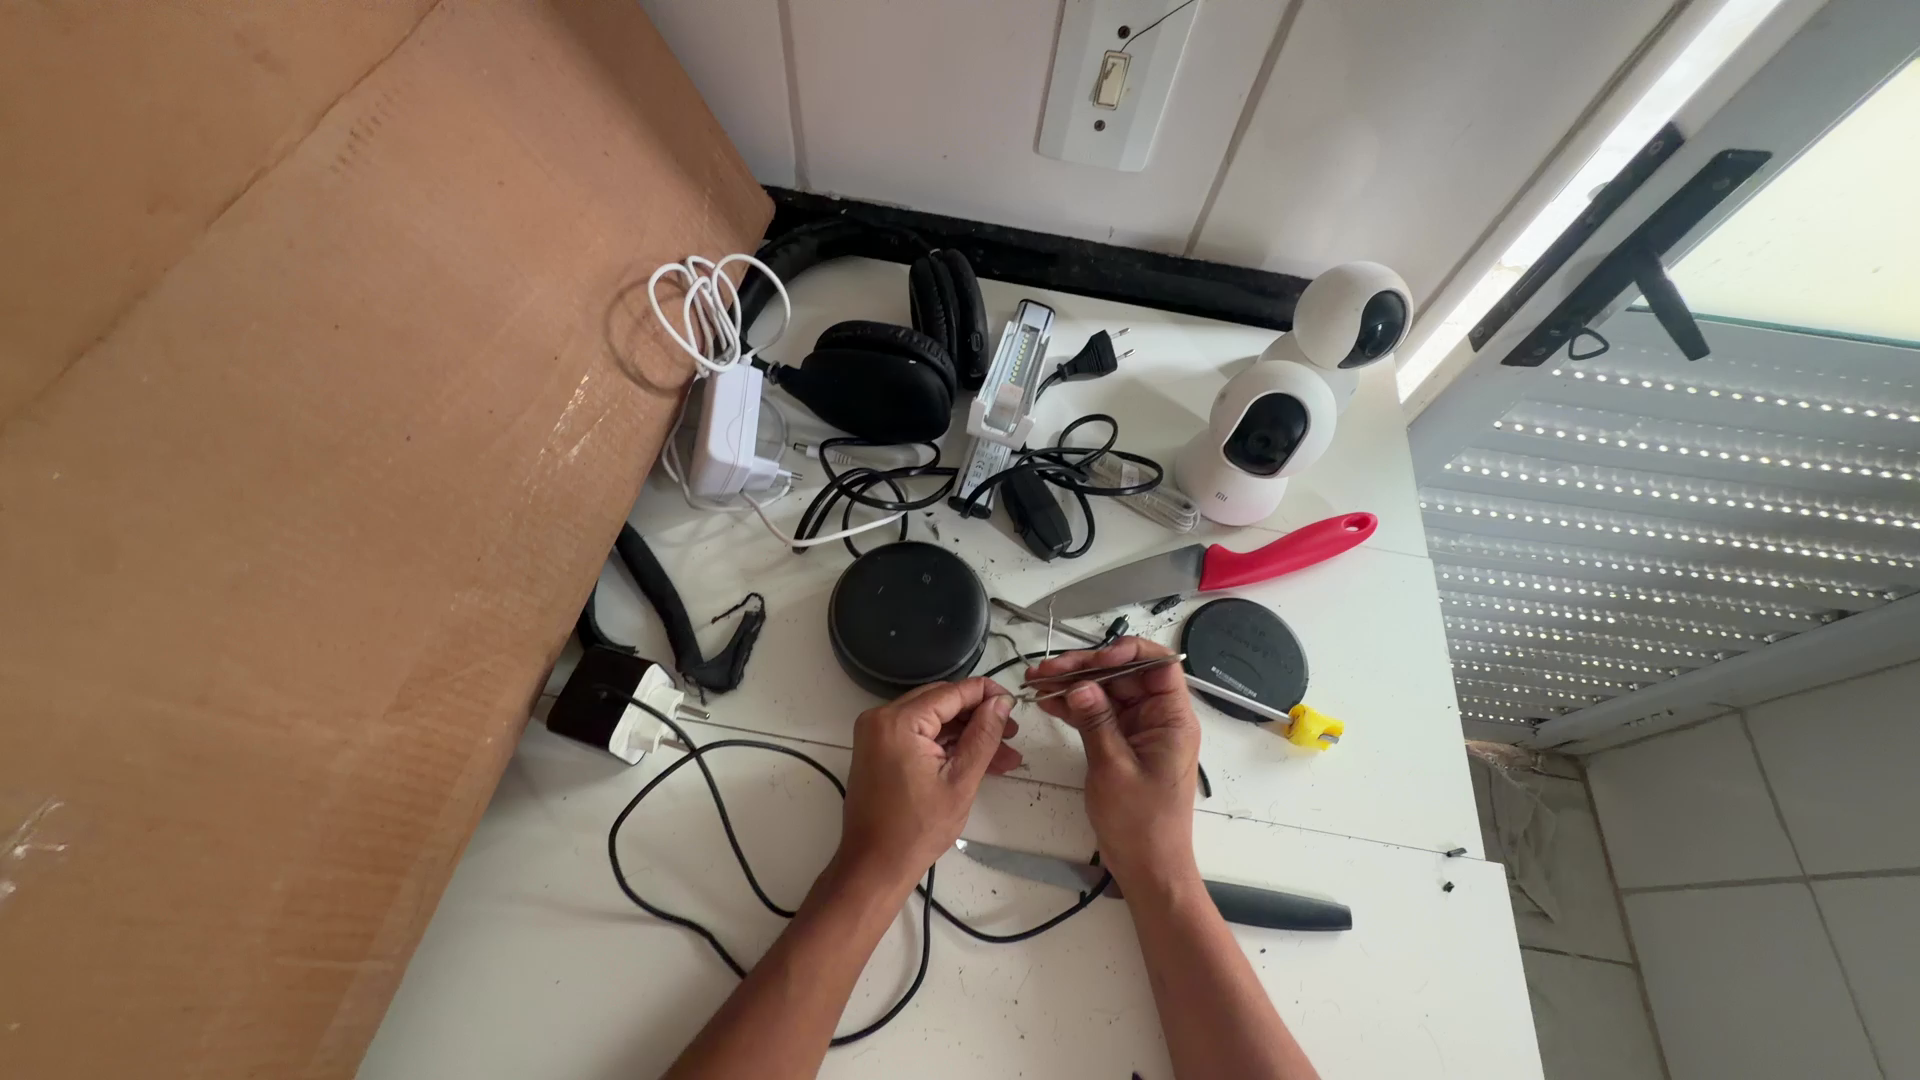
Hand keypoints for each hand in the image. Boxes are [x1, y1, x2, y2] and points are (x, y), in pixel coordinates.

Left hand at [837, 678, 1021, 890]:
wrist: (874, 865)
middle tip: (1012, 734)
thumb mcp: (960, 781)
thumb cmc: (917, 829)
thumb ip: (983, 736)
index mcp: (899, 721)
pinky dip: (945, 745)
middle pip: (942, 702)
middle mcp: (882, 718)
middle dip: (979, 717)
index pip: (952, 692)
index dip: (987, 694)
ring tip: (1003, 755)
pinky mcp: (878, 748)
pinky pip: (918, 735)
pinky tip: (976, 760)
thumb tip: (1001, 702)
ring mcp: (877, 733)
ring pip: (933, 720)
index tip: (1014, 704)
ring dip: (965, 734)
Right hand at [1028, 637, 1200, 895]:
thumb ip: (1096, 722)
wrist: (1147, 868)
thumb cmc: (1142, 823)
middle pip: (1123, 674)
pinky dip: (1073, 706)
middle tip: (1047, 670)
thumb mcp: (1114, 768)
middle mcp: (1157, 717)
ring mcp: (1138, 730)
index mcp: (1171, 718)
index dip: (1128, 652)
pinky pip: (1096, 713)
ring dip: (1072, 684)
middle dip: (1085, 667)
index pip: (1158, 665)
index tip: (1094, 658)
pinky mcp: (1120, 743)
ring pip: (1105, 691)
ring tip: (1037, 680)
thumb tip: (1079, 685)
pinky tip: (1047, 701)